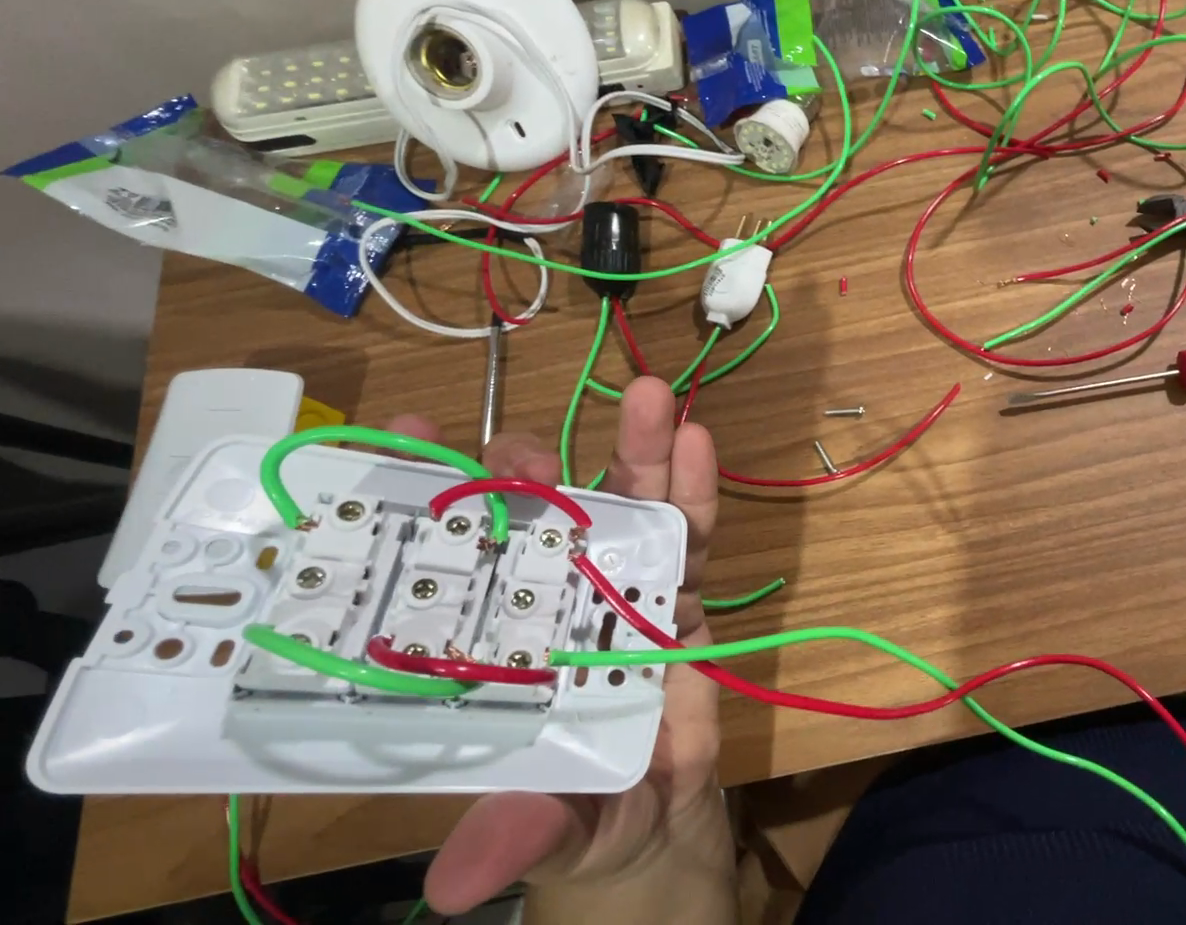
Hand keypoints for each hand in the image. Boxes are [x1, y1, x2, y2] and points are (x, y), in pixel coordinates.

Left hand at [389, 378, 722, 913]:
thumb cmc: (580, 816)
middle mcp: (548, 596)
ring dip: (636, 447)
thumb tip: (457, 882)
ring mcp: (619, 584)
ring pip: (623, 501)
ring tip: (651, 394)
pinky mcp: (681, 589)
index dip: (422, 493)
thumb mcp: (543, 829)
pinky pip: (690, 532)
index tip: (402, 437)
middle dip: (527, 469)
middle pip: (538, 513)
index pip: (446, 556)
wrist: (657, 819)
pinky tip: (698, 441)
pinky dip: (694, 486)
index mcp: (490, 639)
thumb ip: (514, 833)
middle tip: (522, 454)